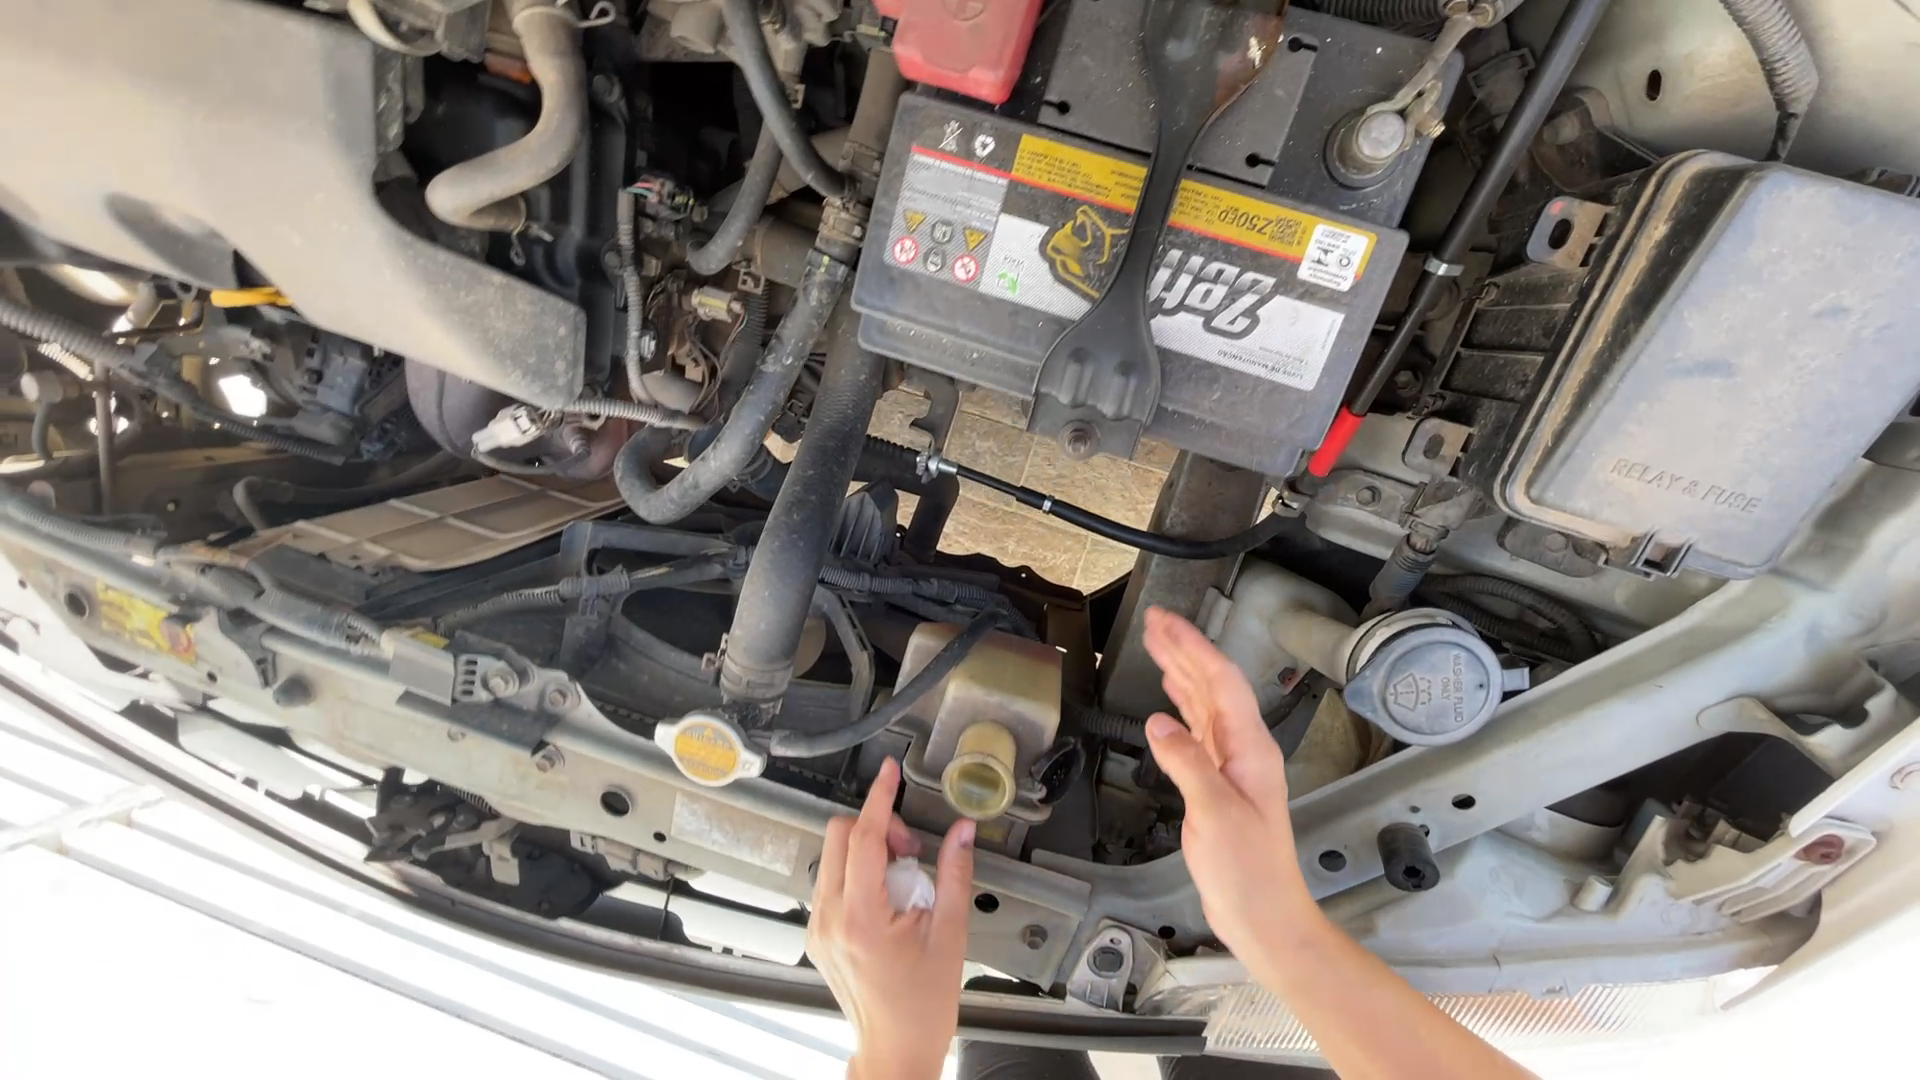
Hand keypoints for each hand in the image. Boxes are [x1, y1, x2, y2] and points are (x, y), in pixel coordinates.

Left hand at [806, 757, 975, 1079]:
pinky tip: (887, 895)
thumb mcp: (950, 934)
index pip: (862, 838)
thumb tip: (963, 831)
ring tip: (902, 877)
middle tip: (909, 848)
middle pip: (839, 837)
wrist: (895, 1050)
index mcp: (861, 918)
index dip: (878, 798)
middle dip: (877, 827)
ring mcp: (819, 926)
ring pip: (833, 855)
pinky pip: (831, 879)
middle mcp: (830, 919)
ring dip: (867, 849)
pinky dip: (858, 871)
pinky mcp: (818, 932)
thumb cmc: (922, 1005)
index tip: (888, 772)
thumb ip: (955, 873)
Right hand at [1142, 606, 1314, 961]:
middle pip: (1211, 684)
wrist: (1264, 916)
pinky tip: (1168, 695)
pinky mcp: (1216, 780)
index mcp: (1250, 747)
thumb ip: (1187, 763)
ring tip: (1156, 644)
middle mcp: (1242, 747)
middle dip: (1183, 649)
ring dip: (1179, 670)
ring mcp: (1230, 762)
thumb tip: (1157, 722)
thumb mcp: (1216, 814)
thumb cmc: (1249, 871)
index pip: (1220, 681)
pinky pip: (1196, 728)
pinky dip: (1180, 704)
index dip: (1193, 647)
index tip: (1165, 622)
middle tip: (1153, 620)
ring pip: (1203, 703)